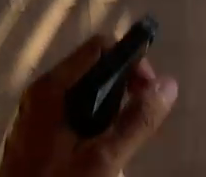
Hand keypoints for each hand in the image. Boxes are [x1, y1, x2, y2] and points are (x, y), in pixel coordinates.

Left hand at [0, 34, 179, 176]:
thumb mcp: (101, 158)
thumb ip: (136, 121)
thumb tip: (170, 83)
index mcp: (52, 87)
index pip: (101, 47)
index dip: (130, 60)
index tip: (148, 90)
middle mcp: (41, 93)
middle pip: (94, 70)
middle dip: (123, 89)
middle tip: (138, 120)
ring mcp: (36, 115)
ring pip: (85, 94)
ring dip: (110, 110)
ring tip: (120, 141)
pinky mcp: (35, 137)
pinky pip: (72, 115)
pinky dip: (93, 124)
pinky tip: (98, 153)